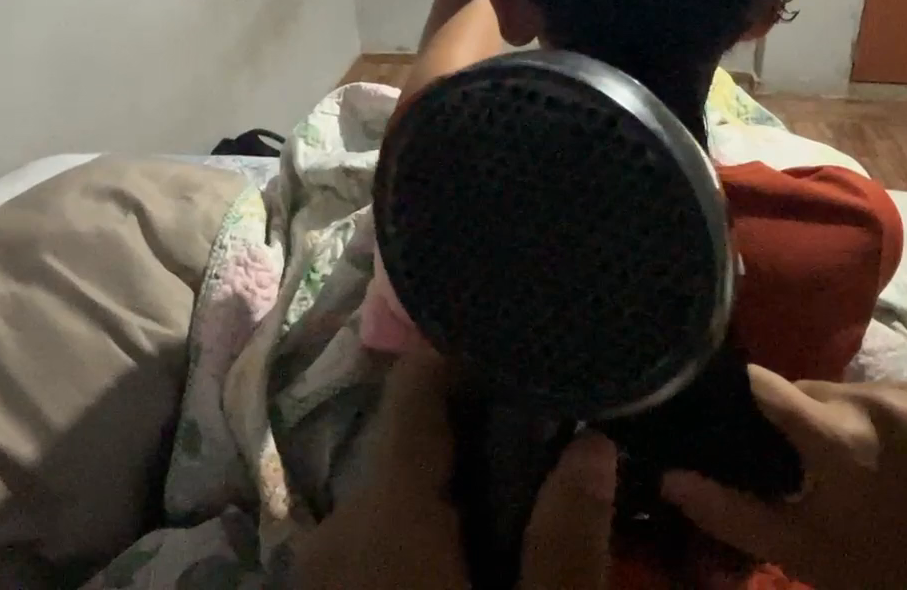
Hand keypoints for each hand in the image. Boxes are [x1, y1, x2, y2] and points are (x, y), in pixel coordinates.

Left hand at [295, 352, 618, 589]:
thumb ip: (567, 542)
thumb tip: (591, 443)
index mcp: (387, 514)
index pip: (414, 389)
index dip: (463, 353)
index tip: (518, 340)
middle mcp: (338, 523)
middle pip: (410, 444)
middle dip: (476, 436)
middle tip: (548, 439)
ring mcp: (315, 567)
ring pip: (394, 495)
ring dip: (450, 491)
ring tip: (518, 505)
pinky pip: (373, 541)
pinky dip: (420, 534)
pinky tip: (467, 566)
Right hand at [661, 368, 906, 589]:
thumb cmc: (891, 575)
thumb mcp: (804, 552)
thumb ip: (730, 511)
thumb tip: (668, 476)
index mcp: (837, 438)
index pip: (762, 384)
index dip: (741, 392)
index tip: (731, 402)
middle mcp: (879, 403)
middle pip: (815, 390)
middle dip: (806, 417)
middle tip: (814, 458)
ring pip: (862, 391)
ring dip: (856, 417)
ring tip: (872, 461)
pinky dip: (906, 419)